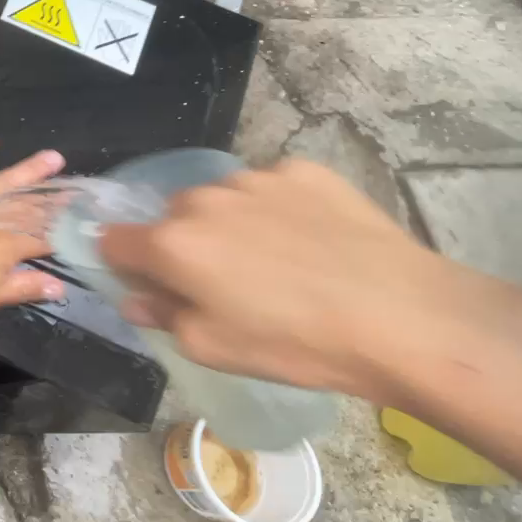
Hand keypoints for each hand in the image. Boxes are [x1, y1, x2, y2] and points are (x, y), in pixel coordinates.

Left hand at [0, 130, 65, 314]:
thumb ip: (24, 288)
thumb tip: (61, 286)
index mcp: (7, 248)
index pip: (41, 239)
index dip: (61, 233)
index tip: (80, 223)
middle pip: (28, 208)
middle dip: (53, 199)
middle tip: (76, 188)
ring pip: (5, 181)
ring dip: (29, 170)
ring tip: (53, 157)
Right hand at [96, 159, 521, 402]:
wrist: (409, 320)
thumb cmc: (296, 344)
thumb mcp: (212, 349)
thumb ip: (162, 317)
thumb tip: (137, 299)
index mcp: (171, 245)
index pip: (113, 239)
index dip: (124, 264)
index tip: (151, 284)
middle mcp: (202, 201)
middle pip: (169, 218)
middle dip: (182, 245)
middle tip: (222, 282)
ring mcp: (256, 179)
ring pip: (219, 200)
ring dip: (227, 224)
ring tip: (274, 261)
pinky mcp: (305, 171)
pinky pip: (269, 187)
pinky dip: (274, 209)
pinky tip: (309, 241)